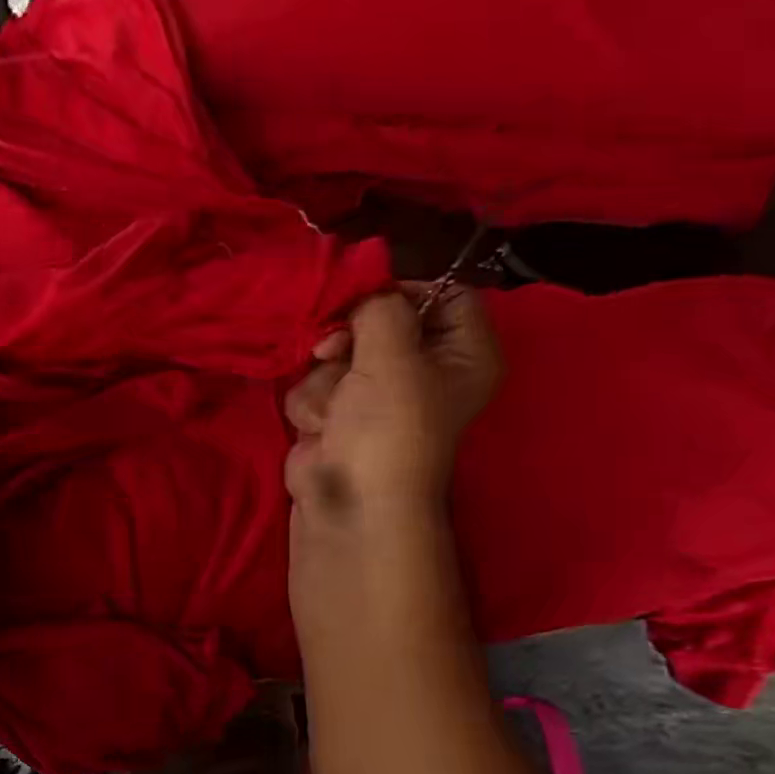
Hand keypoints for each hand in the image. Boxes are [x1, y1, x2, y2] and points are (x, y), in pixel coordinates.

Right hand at [283, 284, 502, 520]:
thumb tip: (362, 278)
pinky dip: (311, 403)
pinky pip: (314, 383)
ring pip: (334, 354)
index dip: (400, 290)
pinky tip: (320, 425)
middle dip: (345, 340)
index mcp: (462, 351)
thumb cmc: (388, 427)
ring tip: (333, 408)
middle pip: (376, 322)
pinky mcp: (335, 410)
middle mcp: (421, 367)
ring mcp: (373, 392)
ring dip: (323, 379)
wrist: (347, 496)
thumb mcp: (393, 356)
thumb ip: (379, 307)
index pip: (442, 294)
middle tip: (332, 351)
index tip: (362, 294)